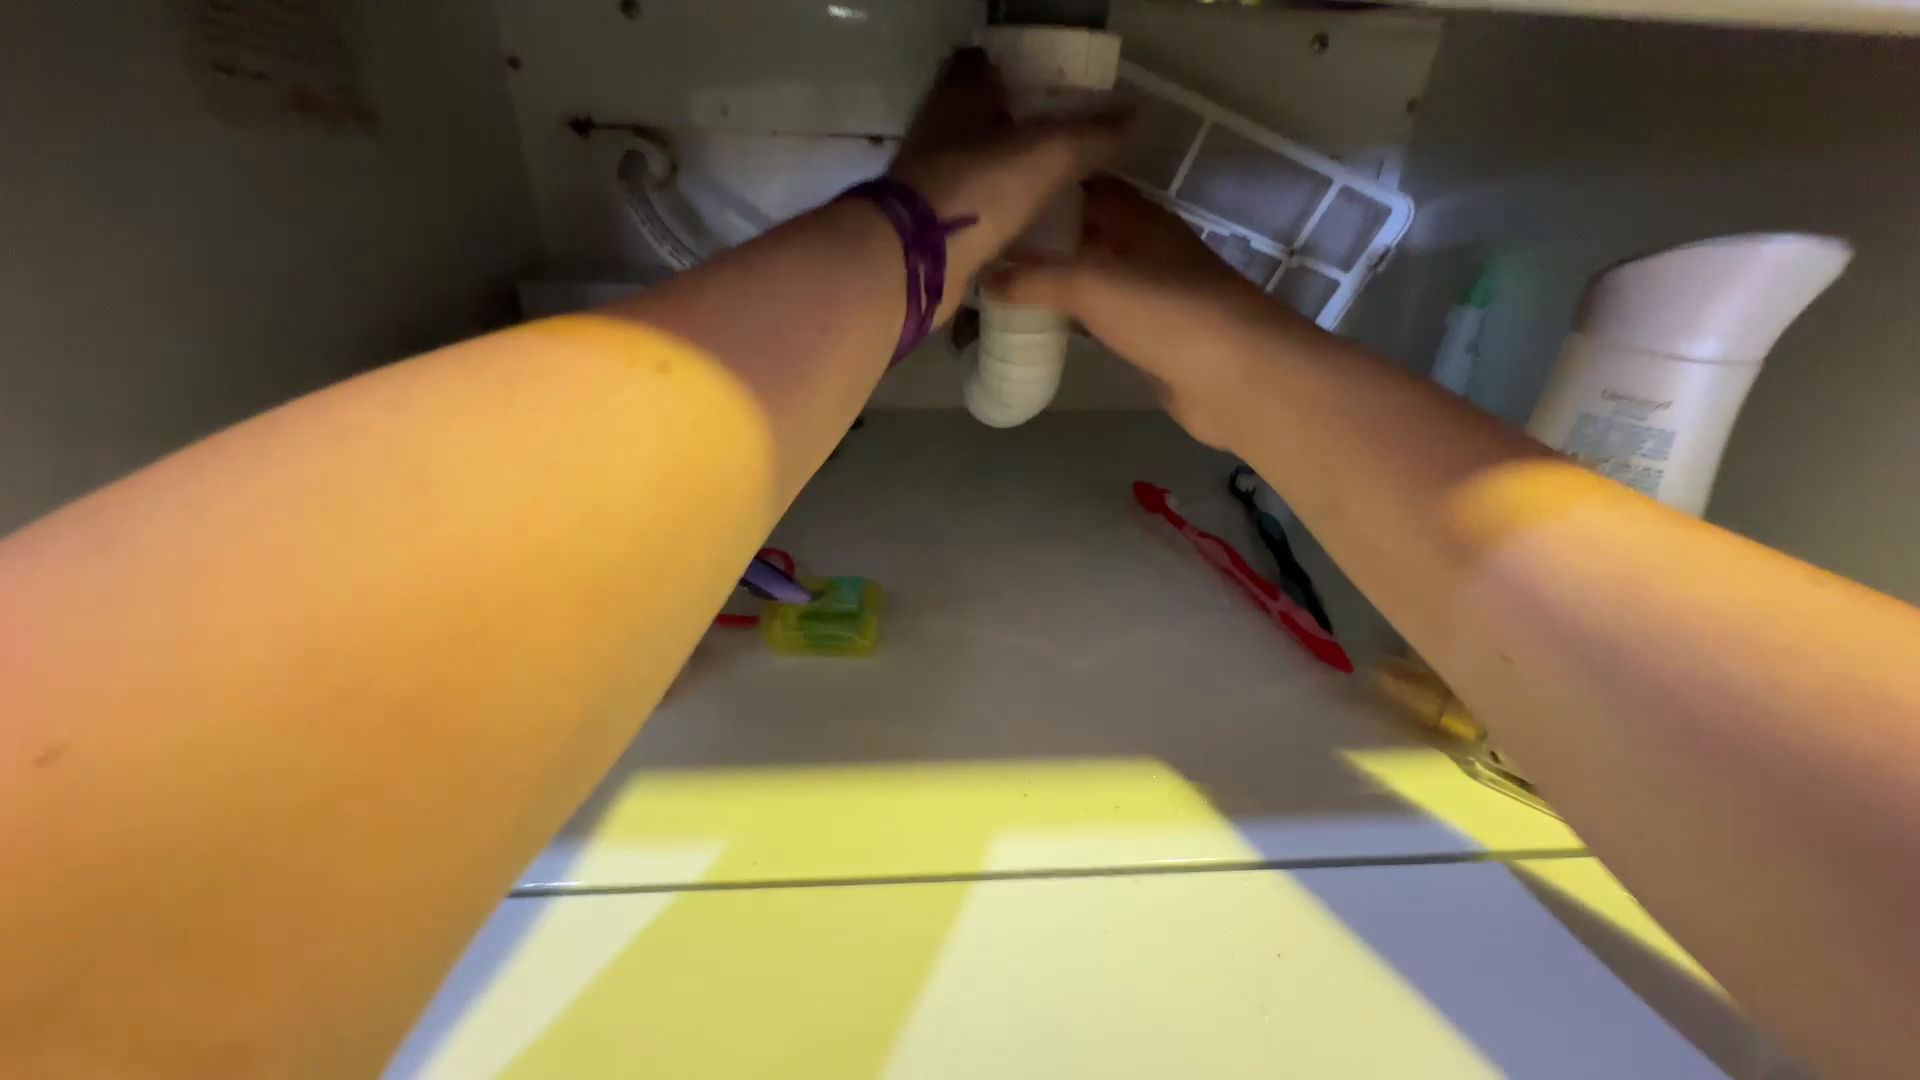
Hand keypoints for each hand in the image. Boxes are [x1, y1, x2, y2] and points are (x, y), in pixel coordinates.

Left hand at [888, 48, 1128, 319]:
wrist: (916, 261)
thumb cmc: (979, 189)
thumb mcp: (1048, 153)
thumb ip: (1092, 136)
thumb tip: (1135, 116)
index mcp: (959, 94)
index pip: (986, 62)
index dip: (1022, 68)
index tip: (1057, 85)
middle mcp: (938, 131)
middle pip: (982, 116)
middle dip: (1020, 124)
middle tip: (1066, 139)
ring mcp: (931, 180)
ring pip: (977, 165)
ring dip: (1008, 172)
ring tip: (1056, 183)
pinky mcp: (931, 225)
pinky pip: (973, 209)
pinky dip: (997, 213)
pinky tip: (1029, 227)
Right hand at [987, 176, 1309, 448]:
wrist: (1234, 377)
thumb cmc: (1165, 312)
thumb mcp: (1091, 282)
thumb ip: (1035, 277)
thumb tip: (983, 278)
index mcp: (1138, 218)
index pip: (1086, 185)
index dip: (1045, 183)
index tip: (999, 190)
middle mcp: (1144, 248)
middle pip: (1086, 232)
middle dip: (1042, 235)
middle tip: (986, 243)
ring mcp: (1149, 295)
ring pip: (1091, 276)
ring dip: (1053, 280)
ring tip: (998, 282)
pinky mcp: (1148, 337)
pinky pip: (1099, 318)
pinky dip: (1070, 318)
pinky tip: (1037, 326)